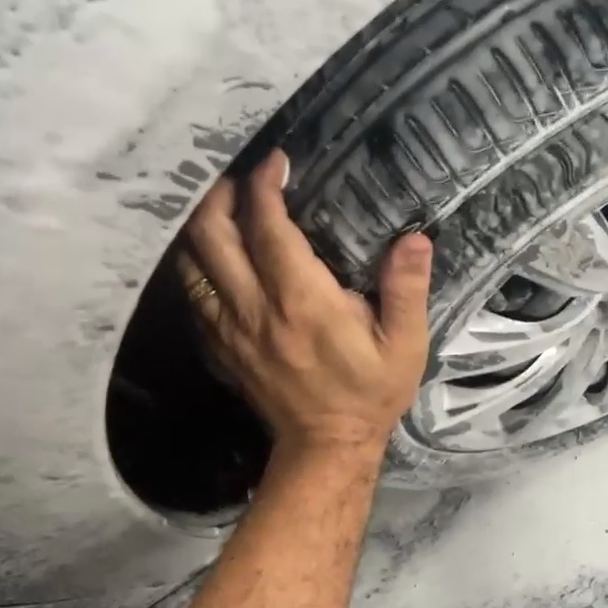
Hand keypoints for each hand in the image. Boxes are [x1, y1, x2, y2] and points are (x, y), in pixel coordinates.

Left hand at [176, 148, 432, 460]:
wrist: (326, 446)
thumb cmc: (370, 392)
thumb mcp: (405, 344)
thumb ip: (407, 289)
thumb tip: (415, 238)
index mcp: (303, 301)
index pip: (269, 229)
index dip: (265, 188)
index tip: (275, 162)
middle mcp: (256, 308)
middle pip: (213, 236)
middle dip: (220, 197)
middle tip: (240, 178)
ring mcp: (229, 329)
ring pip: (193, 264)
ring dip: (201, 228)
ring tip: (222, 208)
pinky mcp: (220, 347)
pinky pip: (193, 296)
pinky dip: (197, 266)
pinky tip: (214, 258)